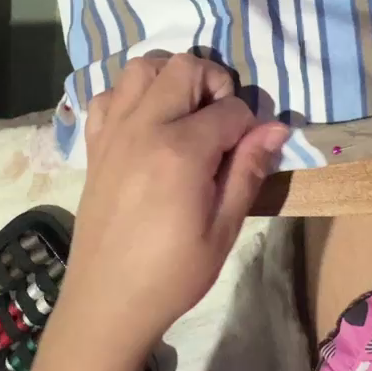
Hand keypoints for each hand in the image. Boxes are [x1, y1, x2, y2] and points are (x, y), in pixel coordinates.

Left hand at [57, 52, 288, 350]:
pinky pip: (110, 94)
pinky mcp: (94, 144)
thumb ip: (248, 169)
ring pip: (142, 67)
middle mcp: (144, 127)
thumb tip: (276, 126)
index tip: (248, 151)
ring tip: (186, 112)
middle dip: (214, 83)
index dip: (249, 125)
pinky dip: (132, 95)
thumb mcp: (224, 228)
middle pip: (185, 67)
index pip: (230, 108)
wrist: (107, 303)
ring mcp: (114, 131)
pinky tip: (147, 124)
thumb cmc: (173, 273)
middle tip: (222, 123)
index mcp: (181, 151)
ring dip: (171, 78)